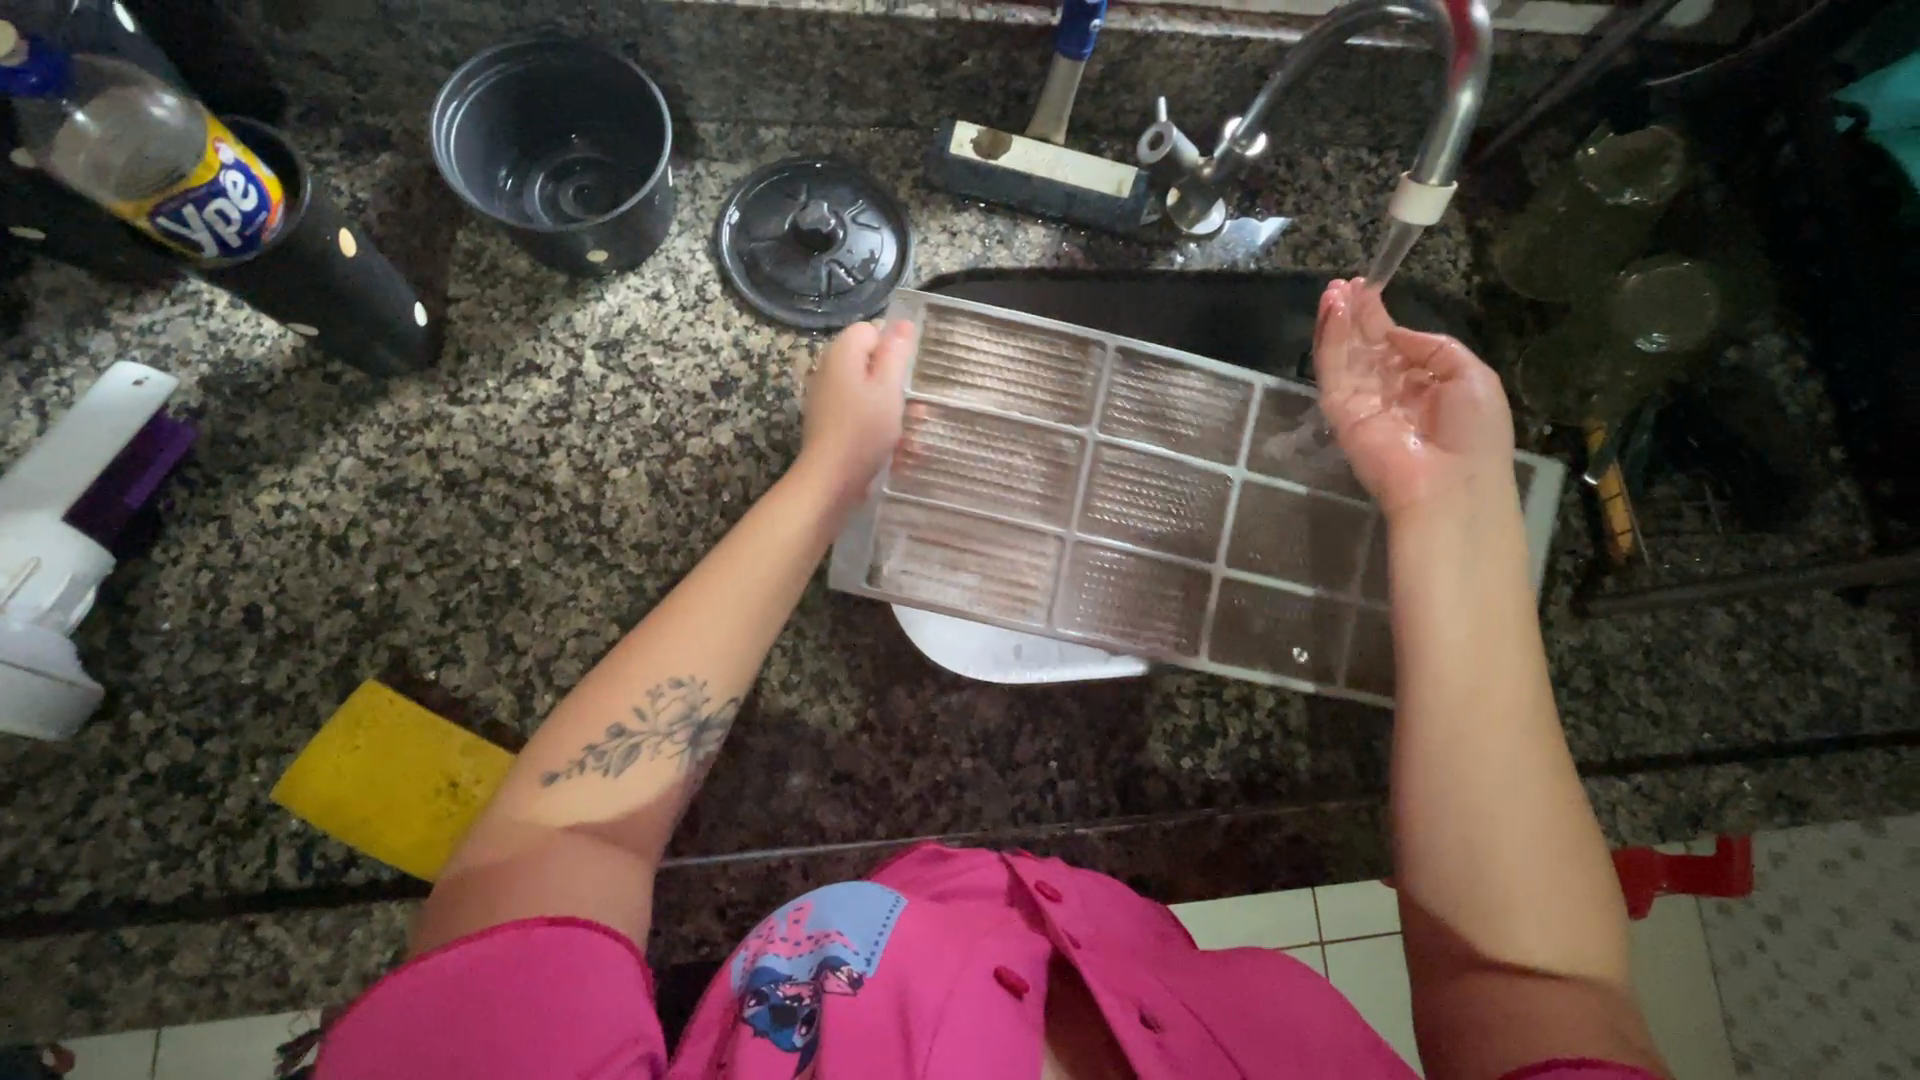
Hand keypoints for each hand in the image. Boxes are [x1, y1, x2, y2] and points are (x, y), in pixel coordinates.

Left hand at [794, 319, 913, 509]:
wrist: (831, 479)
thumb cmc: (864, 429)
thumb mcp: (888, 388)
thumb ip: (895, 354)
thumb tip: (902, 323)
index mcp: (842, 354)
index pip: (870, 331)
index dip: (892, 347)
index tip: (908, 372)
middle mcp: (830, 371)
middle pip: (869, 363)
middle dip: (896, 383)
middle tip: (916, 405)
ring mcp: (828, 399)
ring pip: (868, 393)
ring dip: (893, 409)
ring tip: (913, 431)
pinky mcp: (831, 424)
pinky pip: (860, 415)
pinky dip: (879, 427)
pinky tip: (898, 448)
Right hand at [1312, 278, 1515, 518]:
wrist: (1449, 483)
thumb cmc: (1474, 432)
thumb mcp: (1471, 375)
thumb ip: (1433, 347)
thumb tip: (1393, 333)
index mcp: (1423, 383)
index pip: (1393, 345)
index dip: (1379, 317)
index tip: (1368, 288)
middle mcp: (1389, 390)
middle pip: (1364, 346)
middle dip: (1355, 314)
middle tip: (1344, 284)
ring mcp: (1362, 401)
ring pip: (1344, 355)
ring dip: (1337, 322)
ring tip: (1333, 291)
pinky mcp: (1340, 412)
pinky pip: (1332, 371)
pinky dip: (1329, 341)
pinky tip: (1332, 312)